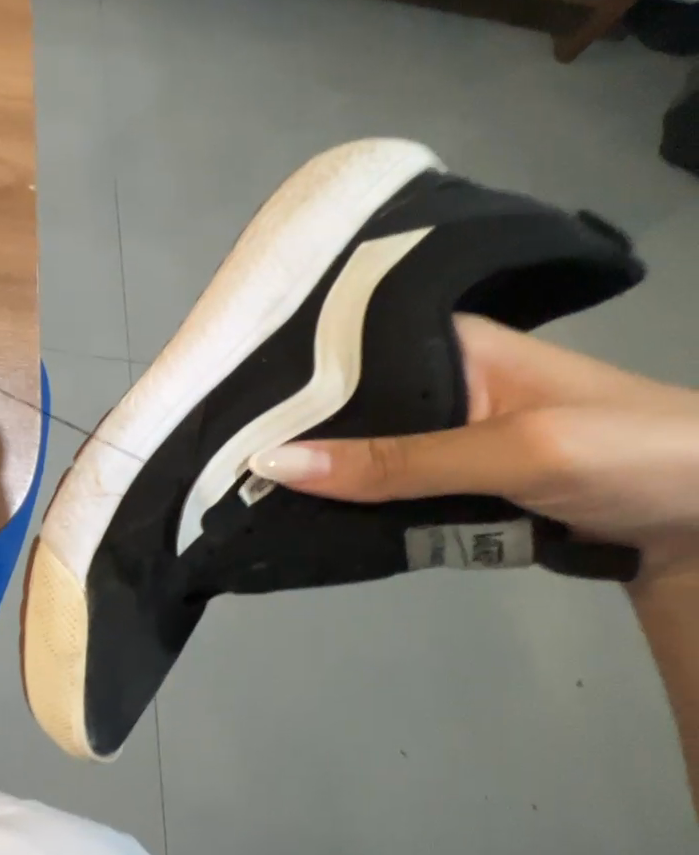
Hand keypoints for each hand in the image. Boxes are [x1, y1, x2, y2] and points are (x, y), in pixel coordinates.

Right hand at [249, 315, 698, 583]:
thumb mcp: (518, 450)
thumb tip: (269, 464)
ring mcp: (441, 437)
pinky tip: (296, 513)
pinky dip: (347, 506)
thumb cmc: (642, 457)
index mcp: (449, 341)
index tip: (211, 397)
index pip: (340, 346)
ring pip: (353, 453)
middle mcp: (434, 382)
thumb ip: (396, 460)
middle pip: (338, 405)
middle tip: (212, 453)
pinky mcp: (447, 486)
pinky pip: (379, 492)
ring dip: (312, 475)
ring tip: (234, 487)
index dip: (278, 371)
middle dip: (285, 431)